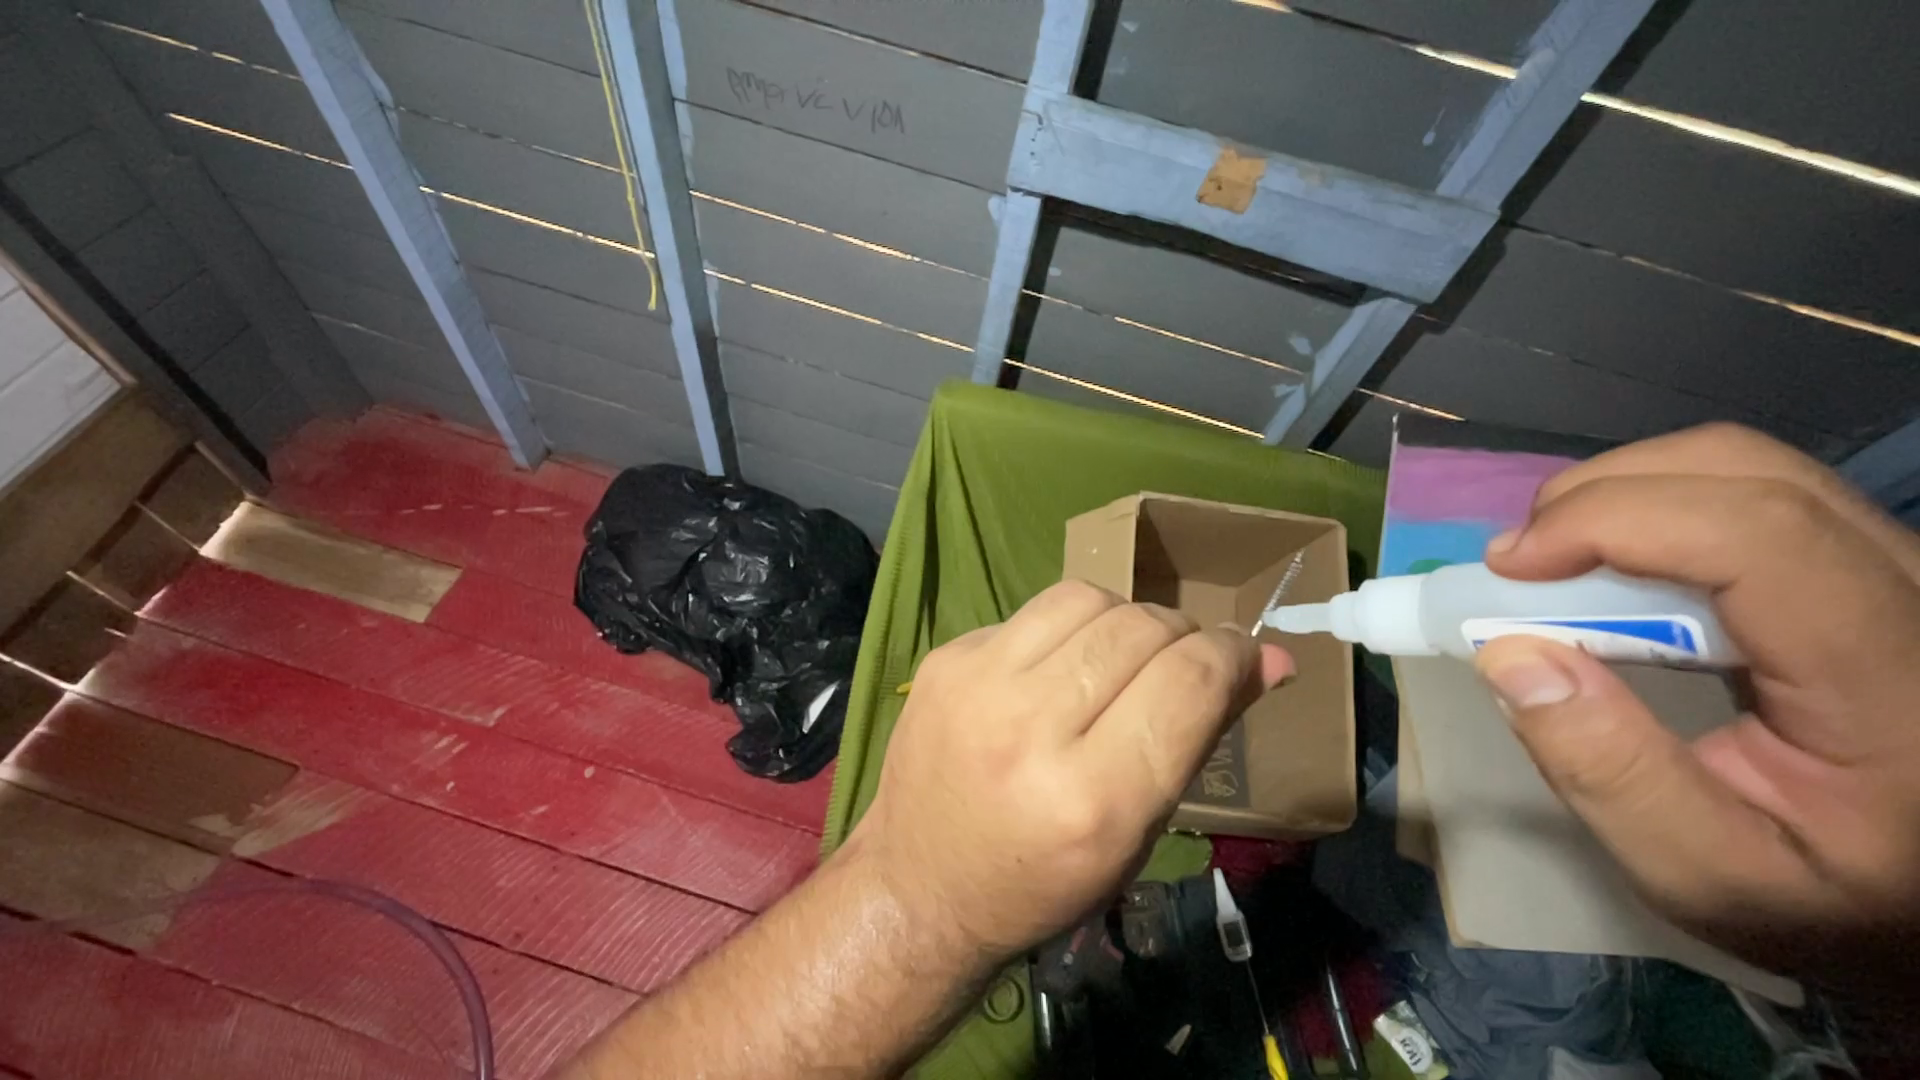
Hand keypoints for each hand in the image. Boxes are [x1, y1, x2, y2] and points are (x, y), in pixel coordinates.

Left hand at [842, 581, 1291, 959]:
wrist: (920, 884)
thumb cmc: (1040, 882)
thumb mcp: (1136, 835)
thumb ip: (1200, 738)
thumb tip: (1269, 660)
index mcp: (1093, 800)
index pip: (1189, 682)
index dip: (1232, 654)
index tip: (1242, 655)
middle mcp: (1031, 731)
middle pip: (1141, 629)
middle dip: (1182, 634)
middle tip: (1182, 660)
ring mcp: (978, 686)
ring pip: (1086, 598)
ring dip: (1124, 618)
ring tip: (1122, 656)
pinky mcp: (945, 660)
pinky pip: (1032, 613)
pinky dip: (1065, 630)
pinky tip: (1058, 667)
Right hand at [1472, 424, 1919, 992]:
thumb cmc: (1827, 897)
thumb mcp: (1702, 872)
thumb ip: (1606, 772)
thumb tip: (1508, 655)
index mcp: (1891, 682)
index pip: (1757, 537)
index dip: (1613, 521)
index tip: (1508, 566)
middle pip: (1746, 474)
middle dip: (1600, 498)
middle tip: (1518, 566)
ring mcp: (1905, 574)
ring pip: (1747, 467)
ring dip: (1622, 498)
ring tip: (1555, 565)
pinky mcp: (1874, 569)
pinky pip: (1752, 495)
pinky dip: (1654, 510)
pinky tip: (1614, 570)